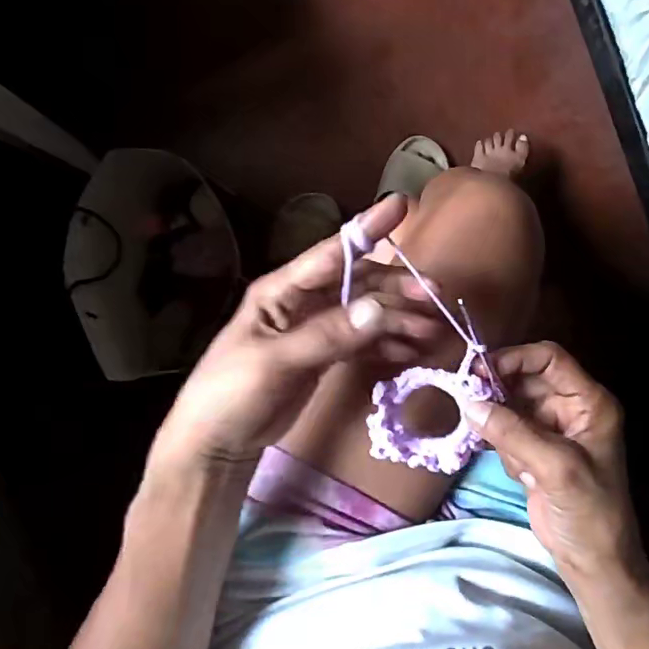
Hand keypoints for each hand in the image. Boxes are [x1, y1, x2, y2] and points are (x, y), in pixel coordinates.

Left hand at [148, 194, 443, 479]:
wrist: (214, 443)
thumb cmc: (230, 393)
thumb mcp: (275, 361)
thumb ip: (327, 335)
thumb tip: (379, 308)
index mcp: (281, 291)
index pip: (330, 254)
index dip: (366, 229)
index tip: (401, 205)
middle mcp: (301, 303)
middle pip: (357, 285)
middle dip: (396, 288)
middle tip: (435, 297)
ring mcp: (314, 331)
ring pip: (365, 315)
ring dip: (398, 319)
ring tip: (432, 330)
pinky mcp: (322, 358)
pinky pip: (361, 342)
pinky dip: (386, 344)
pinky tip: (410, 350)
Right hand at [465, 342, 643, 581]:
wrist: (593, 562)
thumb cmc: (589, 512)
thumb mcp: (556, 468)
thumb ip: (513, 432)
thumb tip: (471, 403)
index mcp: (589, 403)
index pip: (549, 359)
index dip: (515, 358)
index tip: (479, 371)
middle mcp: (570, 409)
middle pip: (524, 378)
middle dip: (498, 390)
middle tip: (469, 402)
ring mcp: (550, 430)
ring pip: (510, 403)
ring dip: (497, 420)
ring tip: (502, 449)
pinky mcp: (533, 450)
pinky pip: (505, 429)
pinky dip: (498, 442)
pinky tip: (516, 470)